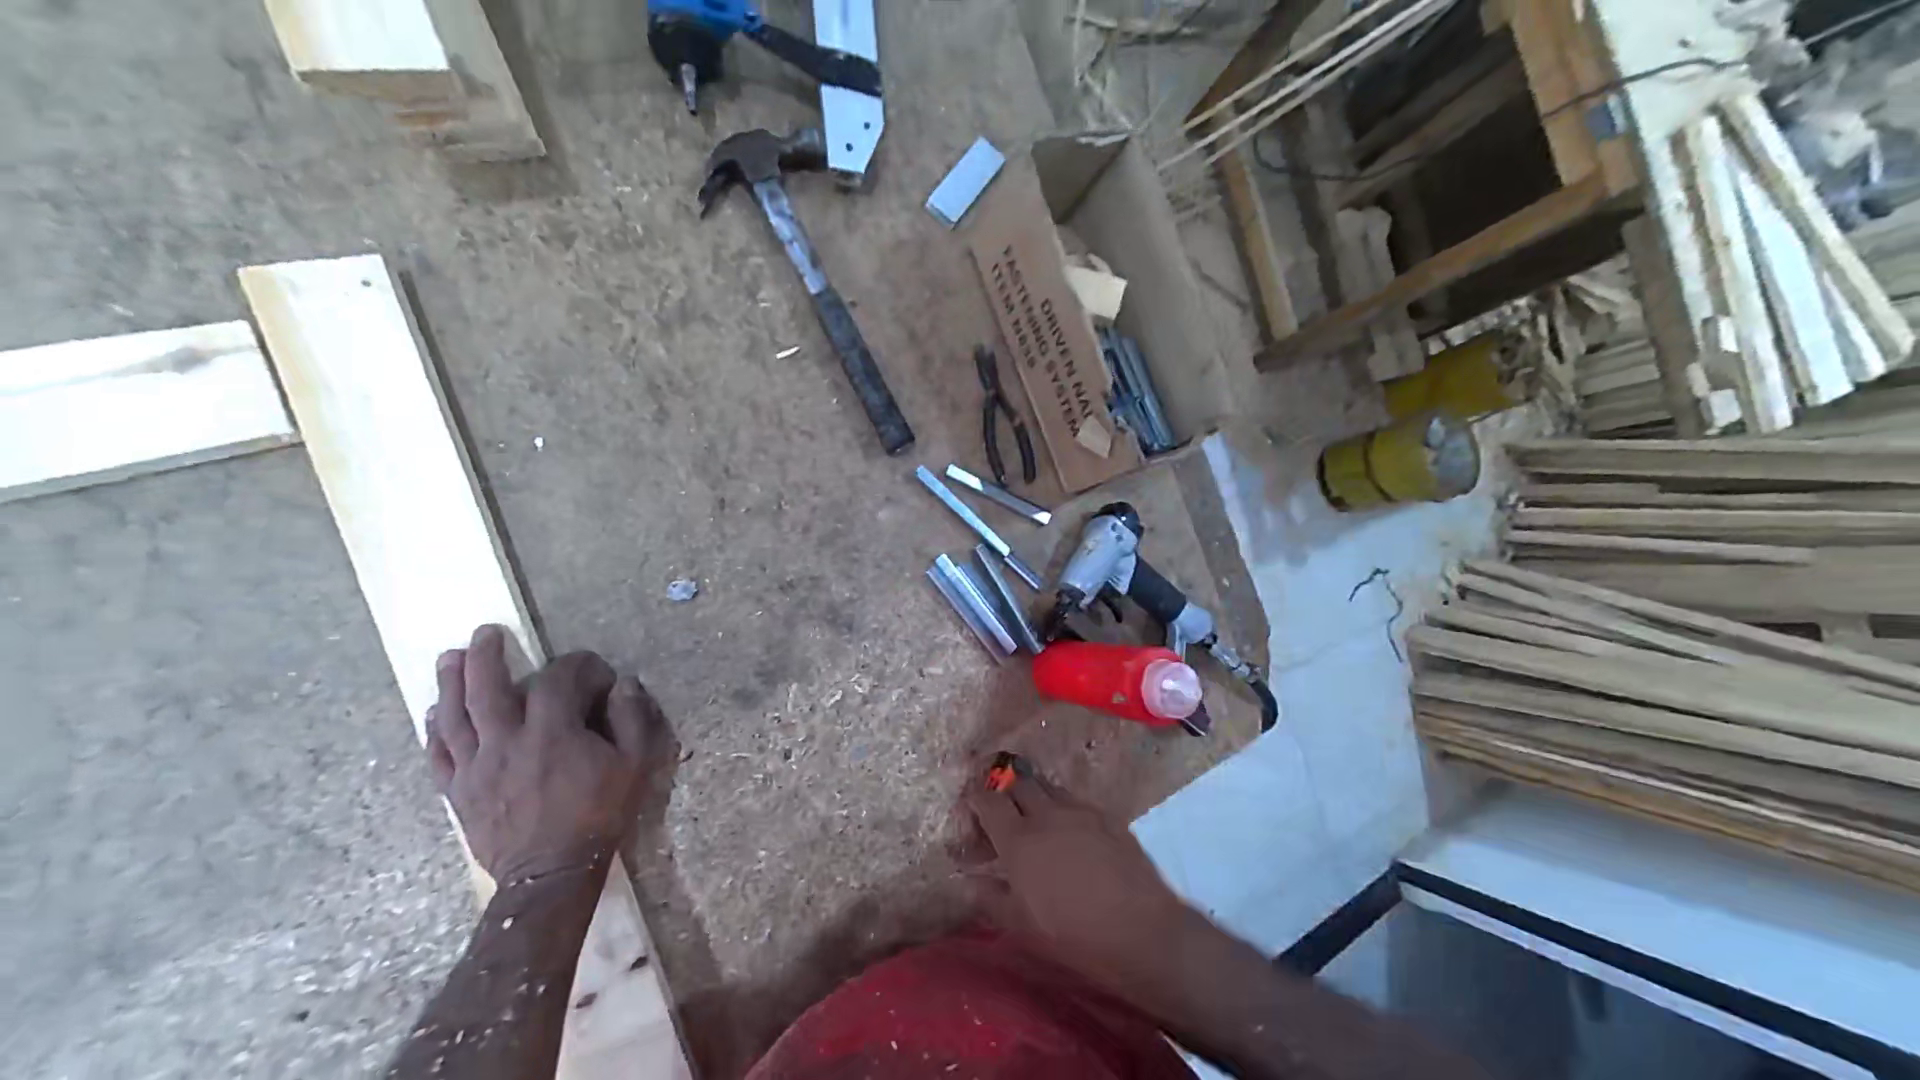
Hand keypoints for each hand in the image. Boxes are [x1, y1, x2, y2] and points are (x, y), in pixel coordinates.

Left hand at [425, 625, 666, 883]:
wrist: (552, 873)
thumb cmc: (599, 814)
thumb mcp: (635, 765)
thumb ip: (632, 719)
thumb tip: (624, 684)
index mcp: (552, 733)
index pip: (557, 680)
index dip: (577, 666)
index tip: (594, 672)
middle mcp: (507, 742)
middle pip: (488, 688)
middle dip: (486, 656)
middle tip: (485, 633)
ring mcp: (476, 767)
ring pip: (455, 716)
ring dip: (451, 682)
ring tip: (449, 657)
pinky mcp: (458, 791)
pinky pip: (438, 754)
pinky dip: (434, 729)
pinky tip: (433, 712)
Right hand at [965, 774, 1192, 999]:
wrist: (1141, 930)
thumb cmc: (1072, 934)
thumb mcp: (1021, 925)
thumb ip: (989, 897)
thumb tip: (967, 881)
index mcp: (1019, 838)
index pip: (988, 801)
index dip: (976, 799)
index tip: (973, 806)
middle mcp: (1047, 814)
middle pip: (1019, 782)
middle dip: (1005, 787)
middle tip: (1002, 804)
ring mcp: (1081, 811)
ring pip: (1049, 787)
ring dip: (1036, 794)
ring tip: (1035, 814)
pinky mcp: (1109, 817)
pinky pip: (1077, 801)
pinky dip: (1064, 807)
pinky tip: (1071, 829)